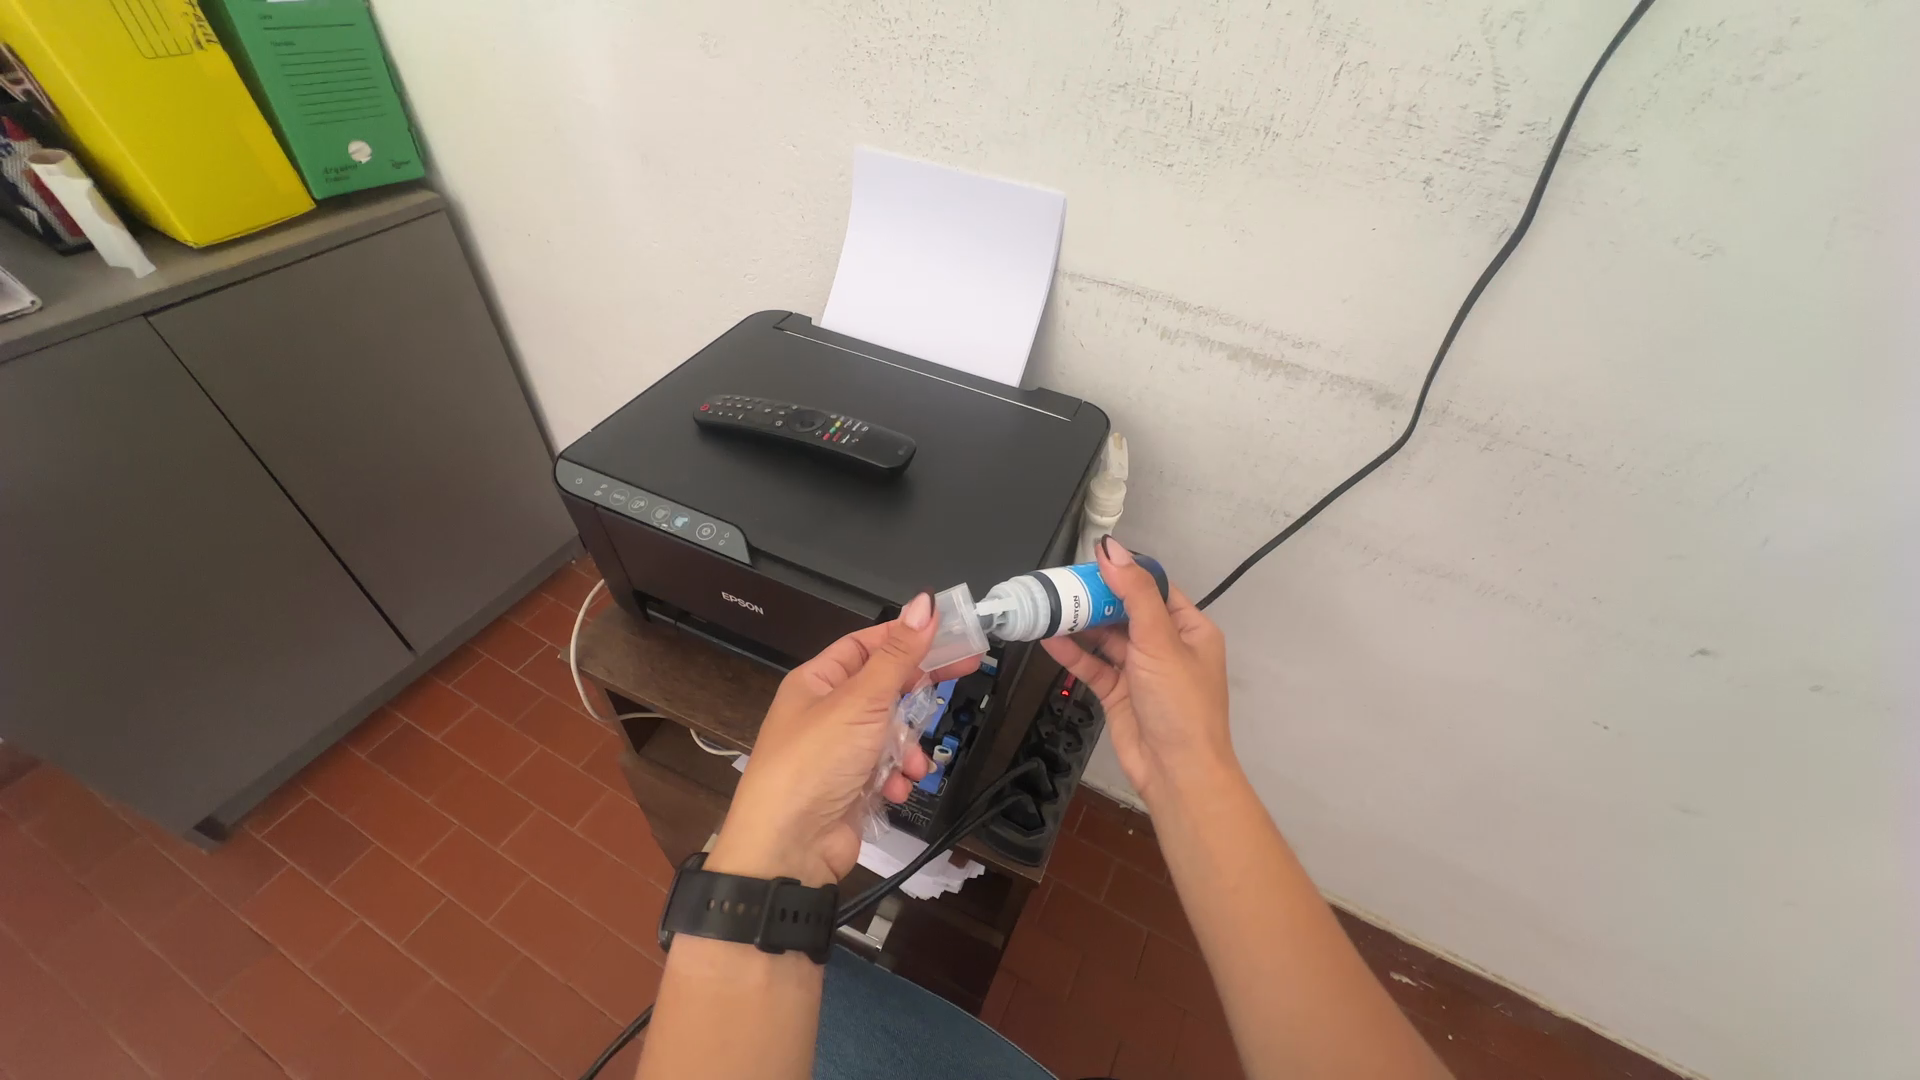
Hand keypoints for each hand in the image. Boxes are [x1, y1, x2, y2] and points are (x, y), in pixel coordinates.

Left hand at [708, 593, 980, 886]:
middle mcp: (826, 712)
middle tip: (962, 675)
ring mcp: (839, 751)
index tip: (949, 633)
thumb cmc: (814, 763)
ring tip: (910, 764)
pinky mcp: (851, 786)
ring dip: (908, 747)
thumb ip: (898, 654)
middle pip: (885, 688)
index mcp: (817, 681)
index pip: (867, 644)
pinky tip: (895, 789)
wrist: (788, 850)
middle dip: (917, 694)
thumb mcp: (861, 701)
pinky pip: (887, 769)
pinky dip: (897, 777)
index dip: (907, 637)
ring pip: (892, 732)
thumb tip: (925, 603)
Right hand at [1042, 537, 1234, 804]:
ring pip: (1105, 638)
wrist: (1178, 773)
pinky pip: (1093, 665)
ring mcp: (1141, 670)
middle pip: (1124, 611)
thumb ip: (1133, 593)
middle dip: (1094, 598)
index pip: (1152, 588)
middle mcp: (1166, 645)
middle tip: (1060, 583)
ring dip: (1080, 624)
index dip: (1123, 573)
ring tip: (1049, 606)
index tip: (1089, 561)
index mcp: (1189, 628)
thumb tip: (1111, 548)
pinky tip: (1050, 638)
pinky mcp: (1118, 692)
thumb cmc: (1180, 703)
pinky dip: (1073, 653)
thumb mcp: (1159, 641)